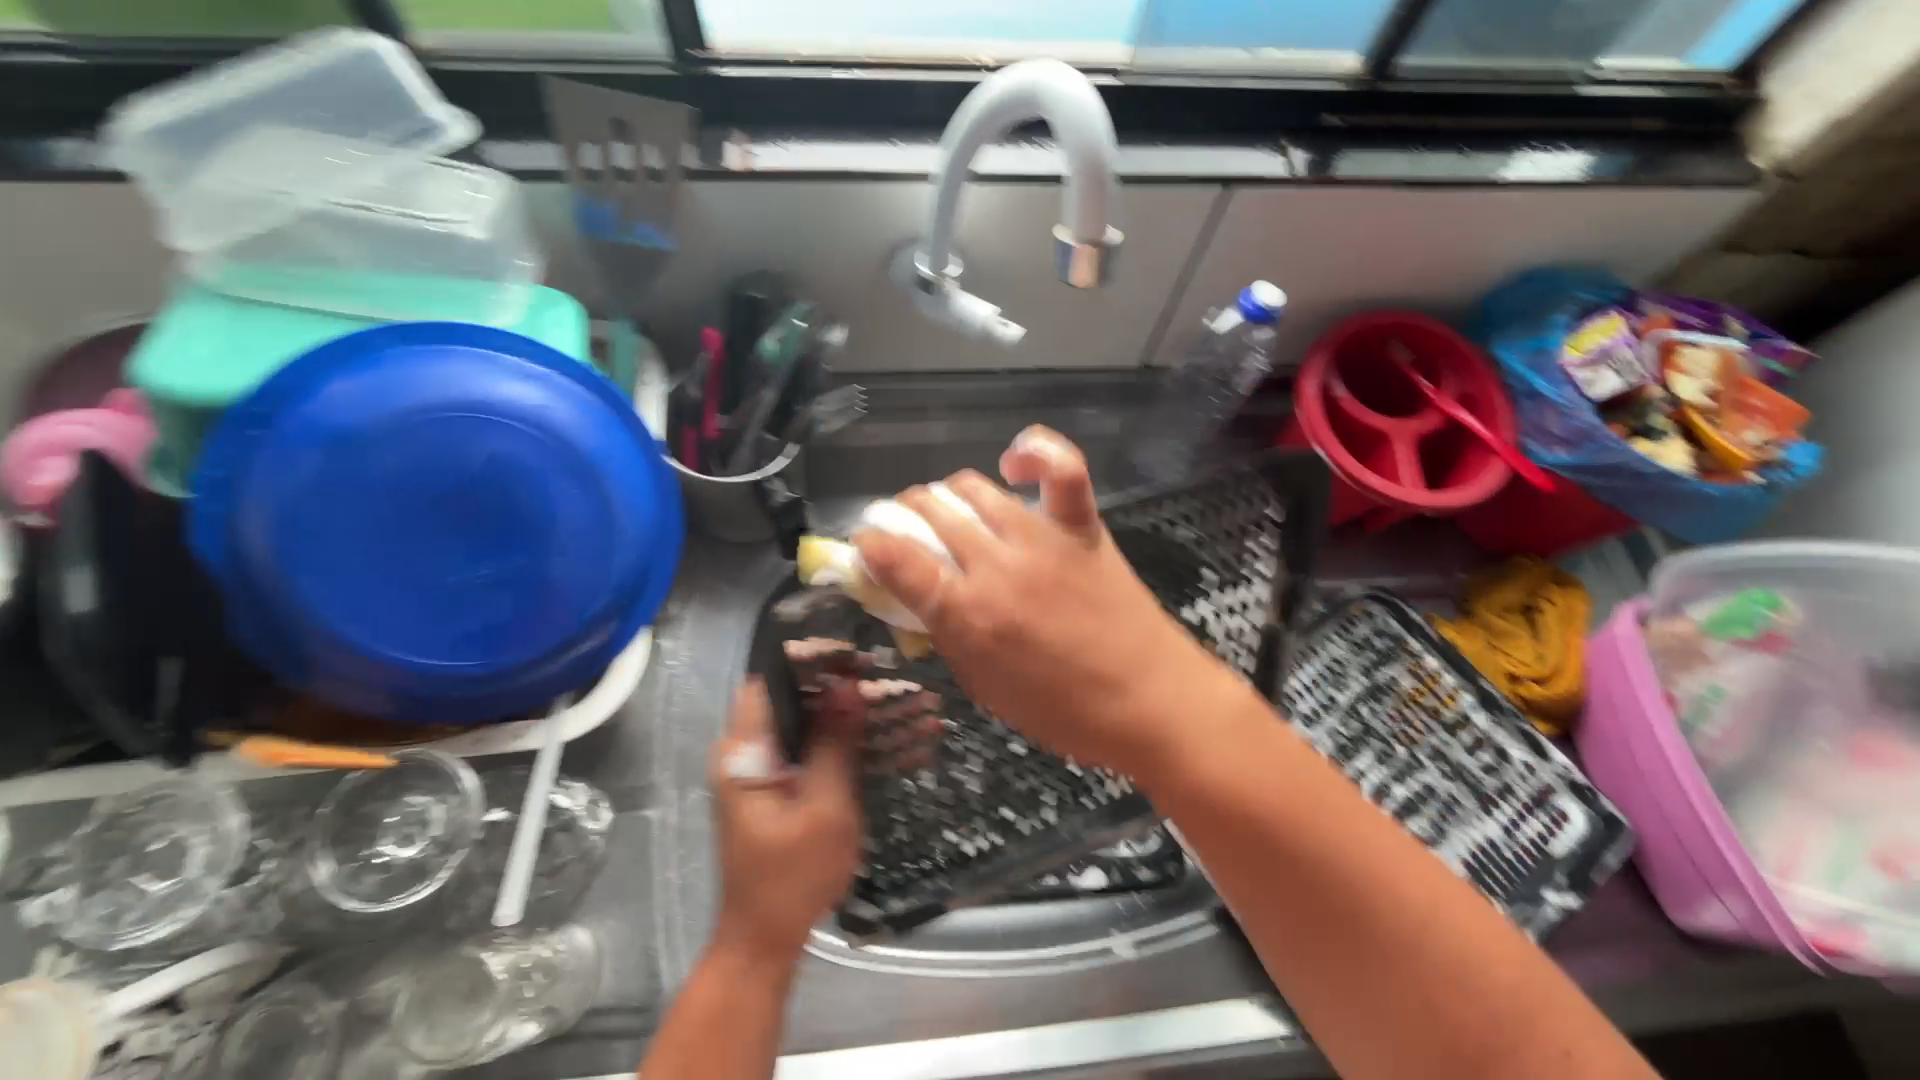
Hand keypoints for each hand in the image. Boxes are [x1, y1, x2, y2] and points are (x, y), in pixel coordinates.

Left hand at [709, 678, 862, 959]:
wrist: (764, 939)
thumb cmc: (792, 876)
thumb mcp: (824, 808)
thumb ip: (834, 744)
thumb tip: (848, 686)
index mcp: (744, 752)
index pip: (767, 681)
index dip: (809, 660)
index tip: (854, 651)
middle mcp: (744, 753)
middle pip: (789, 699)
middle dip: (837, 685)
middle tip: (884, 674)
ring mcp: (759, 772)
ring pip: (803, 724)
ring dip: (845, 715)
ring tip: (894, 701)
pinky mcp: (775, 790)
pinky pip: (807, 751)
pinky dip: (840, 744)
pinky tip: (883, 741)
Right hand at [852, 426, 1244, 773]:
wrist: (1149, 702)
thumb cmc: (1061, 710)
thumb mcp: (984, 687)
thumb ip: (946, 635)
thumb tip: (919, 600)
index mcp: (966, 612)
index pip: (895, 557)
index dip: (869, 543)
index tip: (866, 544)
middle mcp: (996, 564)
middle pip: (930, 511)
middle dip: (903, 515)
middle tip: (907, 531)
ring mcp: (1040, 537)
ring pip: (974, 487)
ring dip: (948, 494)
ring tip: (948, 509)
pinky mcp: (1081, 526)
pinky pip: (1060, 468)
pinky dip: (1034, 451)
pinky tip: (1014, 461)